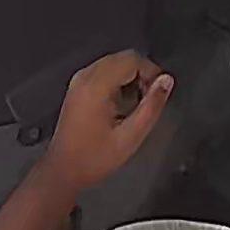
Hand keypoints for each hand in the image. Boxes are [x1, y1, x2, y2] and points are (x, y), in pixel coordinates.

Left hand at [40, 50, 172, 195]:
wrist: (62, 171)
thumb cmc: (96, 158)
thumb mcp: (130, 137)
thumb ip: (152, 106)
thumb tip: (167, 80)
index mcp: (96, 86)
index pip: (132, 60)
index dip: (151, 71)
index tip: (158, 93)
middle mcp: (85, 76)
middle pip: (123, 57)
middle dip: (142, 73)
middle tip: (149, 99)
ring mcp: (78, 80)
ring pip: (114, 61)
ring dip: (131, 76)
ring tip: (137, 102)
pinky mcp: (77, 86)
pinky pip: (104, 70)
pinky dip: (119, 79)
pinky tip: (122, 101)